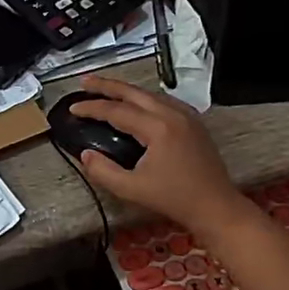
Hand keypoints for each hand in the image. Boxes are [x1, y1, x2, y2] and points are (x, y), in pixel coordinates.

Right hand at [68, 75, 242, 228]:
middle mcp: (172, 114)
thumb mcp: (132, 189)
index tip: (72, 109)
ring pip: (149, 93)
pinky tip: (135, 102)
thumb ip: (103, 171)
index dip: (91, 108)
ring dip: (125, 90)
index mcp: (158, 128)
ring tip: (105, 89)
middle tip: (84, 82)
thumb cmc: (174, 199)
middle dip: (106, 85)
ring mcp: (186, 115)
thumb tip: (84, 154)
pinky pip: (163, 101)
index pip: (117, 110)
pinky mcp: (193, 122)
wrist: (216, 206)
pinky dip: (143, 97)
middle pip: (133, 92)